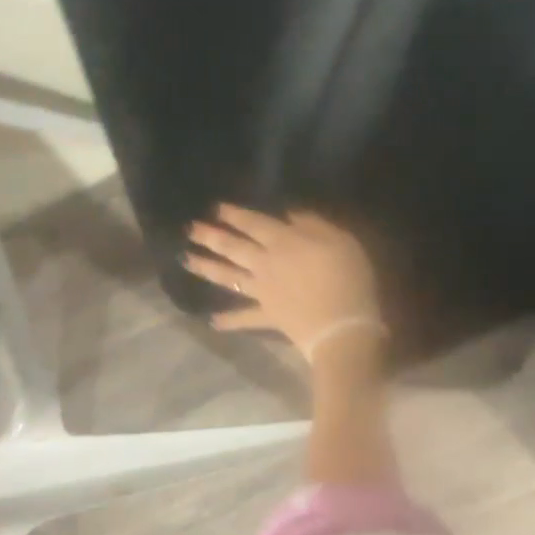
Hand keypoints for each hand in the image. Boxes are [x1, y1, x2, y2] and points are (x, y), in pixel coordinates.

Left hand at [184, 206, 385, 369]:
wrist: (341, 327)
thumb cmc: (348, 278)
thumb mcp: (341, 241)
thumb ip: (314, 225)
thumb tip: (290, 215)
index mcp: (283, 242)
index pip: (253, 223)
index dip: (234, 214)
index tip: (217, 207)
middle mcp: (265, 264)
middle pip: (233, 247)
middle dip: (210, 236)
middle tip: (190, 229)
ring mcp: (263, 291)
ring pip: (230, 277)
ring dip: (207, 268)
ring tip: (186, 260)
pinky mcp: (269, 316)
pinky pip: (244, 318)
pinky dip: (228, 320)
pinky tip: (213, 321)